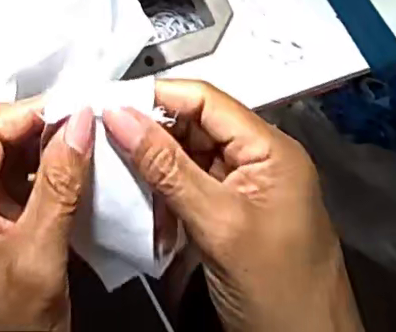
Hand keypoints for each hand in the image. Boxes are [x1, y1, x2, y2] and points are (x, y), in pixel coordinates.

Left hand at [0, 101, 93, 330]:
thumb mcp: (38, 257)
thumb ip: (59, 184)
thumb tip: (79, 122)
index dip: (37, 112)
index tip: (78, 108)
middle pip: (1, 139)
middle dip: (47, 128)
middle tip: (89, 125)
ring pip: (14, 158)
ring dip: (51, 149)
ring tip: (88, 146)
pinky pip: (22, 183)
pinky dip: (50, 175)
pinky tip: (77, 175)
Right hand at [103, 80, 361, 331]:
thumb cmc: (285, 298)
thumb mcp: (218, 225)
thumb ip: (168, 168)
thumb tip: (124, 120)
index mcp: (270, 147)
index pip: (207, 100)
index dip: (159, 97)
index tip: (114, 104)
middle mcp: (260, 159)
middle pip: (196, 126)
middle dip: (153, 136)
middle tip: (109, 141)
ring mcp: (247, 189)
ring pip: (190, 159)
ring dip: (157, 170)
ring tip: (124, 179)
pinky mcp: (234, 217)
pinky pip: (193, 189)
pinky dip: (167, 198)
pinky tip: (148, 212)